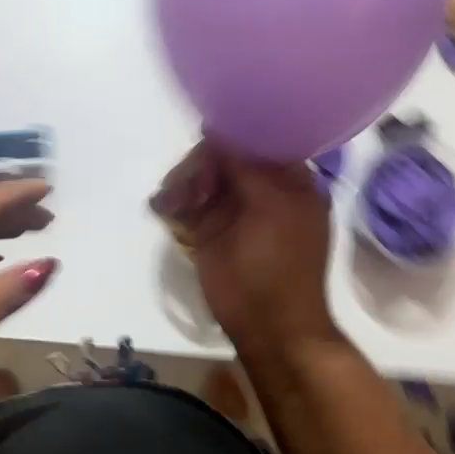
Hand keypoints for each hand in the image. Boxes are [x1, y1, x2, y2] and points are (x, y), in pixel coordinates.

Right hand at [165, 142, 339, 351]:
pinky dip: (172, 199)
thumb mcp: (272, 206)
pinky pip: (185, 200)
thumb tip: (218, 128)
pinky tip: (165, 207)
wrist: (269, 325)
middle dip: (202, 164)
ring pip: (201, 174)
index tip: (208, 138)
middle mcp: (261, 186)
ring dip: (183, 181)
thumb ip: (245, 165)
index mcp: (289, 177)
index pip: (257, 138)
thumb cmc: (281, 263)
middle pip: (223, 154)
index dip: (231, 135)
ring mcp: (232, 207)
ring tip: (175, 202)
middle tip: (193, 187)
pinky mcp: (207, 228)